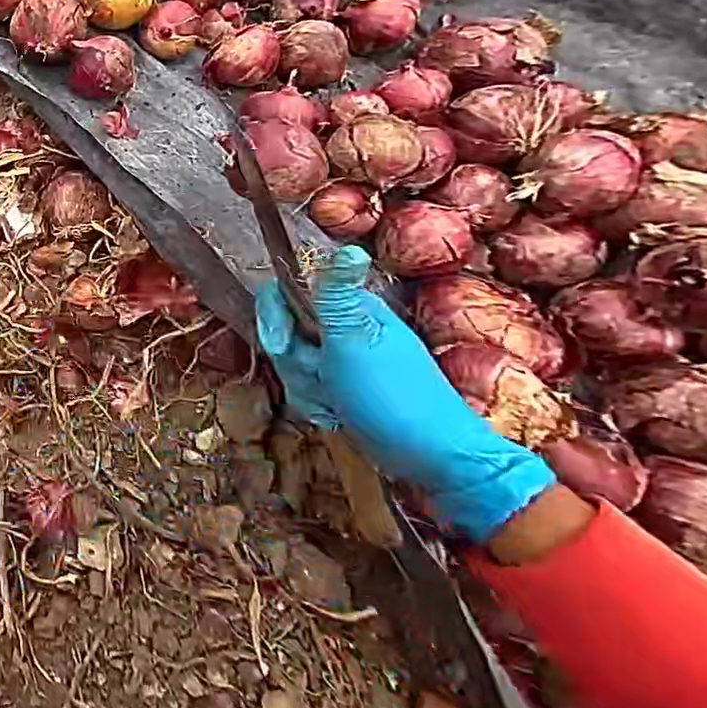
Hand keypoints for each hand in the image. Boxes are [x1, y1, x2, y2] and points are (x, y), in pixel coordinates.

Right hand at [254, 246, 554, 540]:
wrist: (432, 459)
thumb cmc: (393, 396)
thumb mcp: (354, 341)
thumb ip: (337, 295)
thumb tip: (349, 247)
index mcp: (346, 305)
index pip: (282, 293)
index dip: (274, 319)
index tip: (282, 345)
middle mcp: (340, 325)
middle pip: (282, 333)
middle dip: (295, 364)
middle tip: (323, 379)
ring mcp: (340, 358)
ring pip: (290, 365)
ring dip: (306, 389)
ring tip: (336, 404)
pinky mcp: (339, 387)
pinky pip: (304, 389)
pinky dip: (315, 405)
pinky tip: (337, 416)